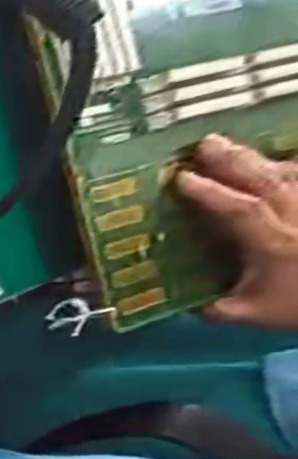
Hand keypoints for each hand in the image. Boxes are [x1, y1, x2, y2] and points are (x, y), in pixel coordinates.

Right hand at [175, 134, 297, 327]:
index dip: (210, 193)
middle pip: (267, 182)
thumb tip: (173, 297)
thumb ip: (210, 305)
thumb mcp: (247, 314)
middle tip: (204, 144)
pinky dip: (294, 168)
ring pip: (292, 176)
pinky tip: (280, 160)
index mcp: (273, 245)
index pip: (239, 211)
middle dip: (234, 162)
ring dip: (259, 159)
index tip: (180, 179)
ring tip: (231, 146)